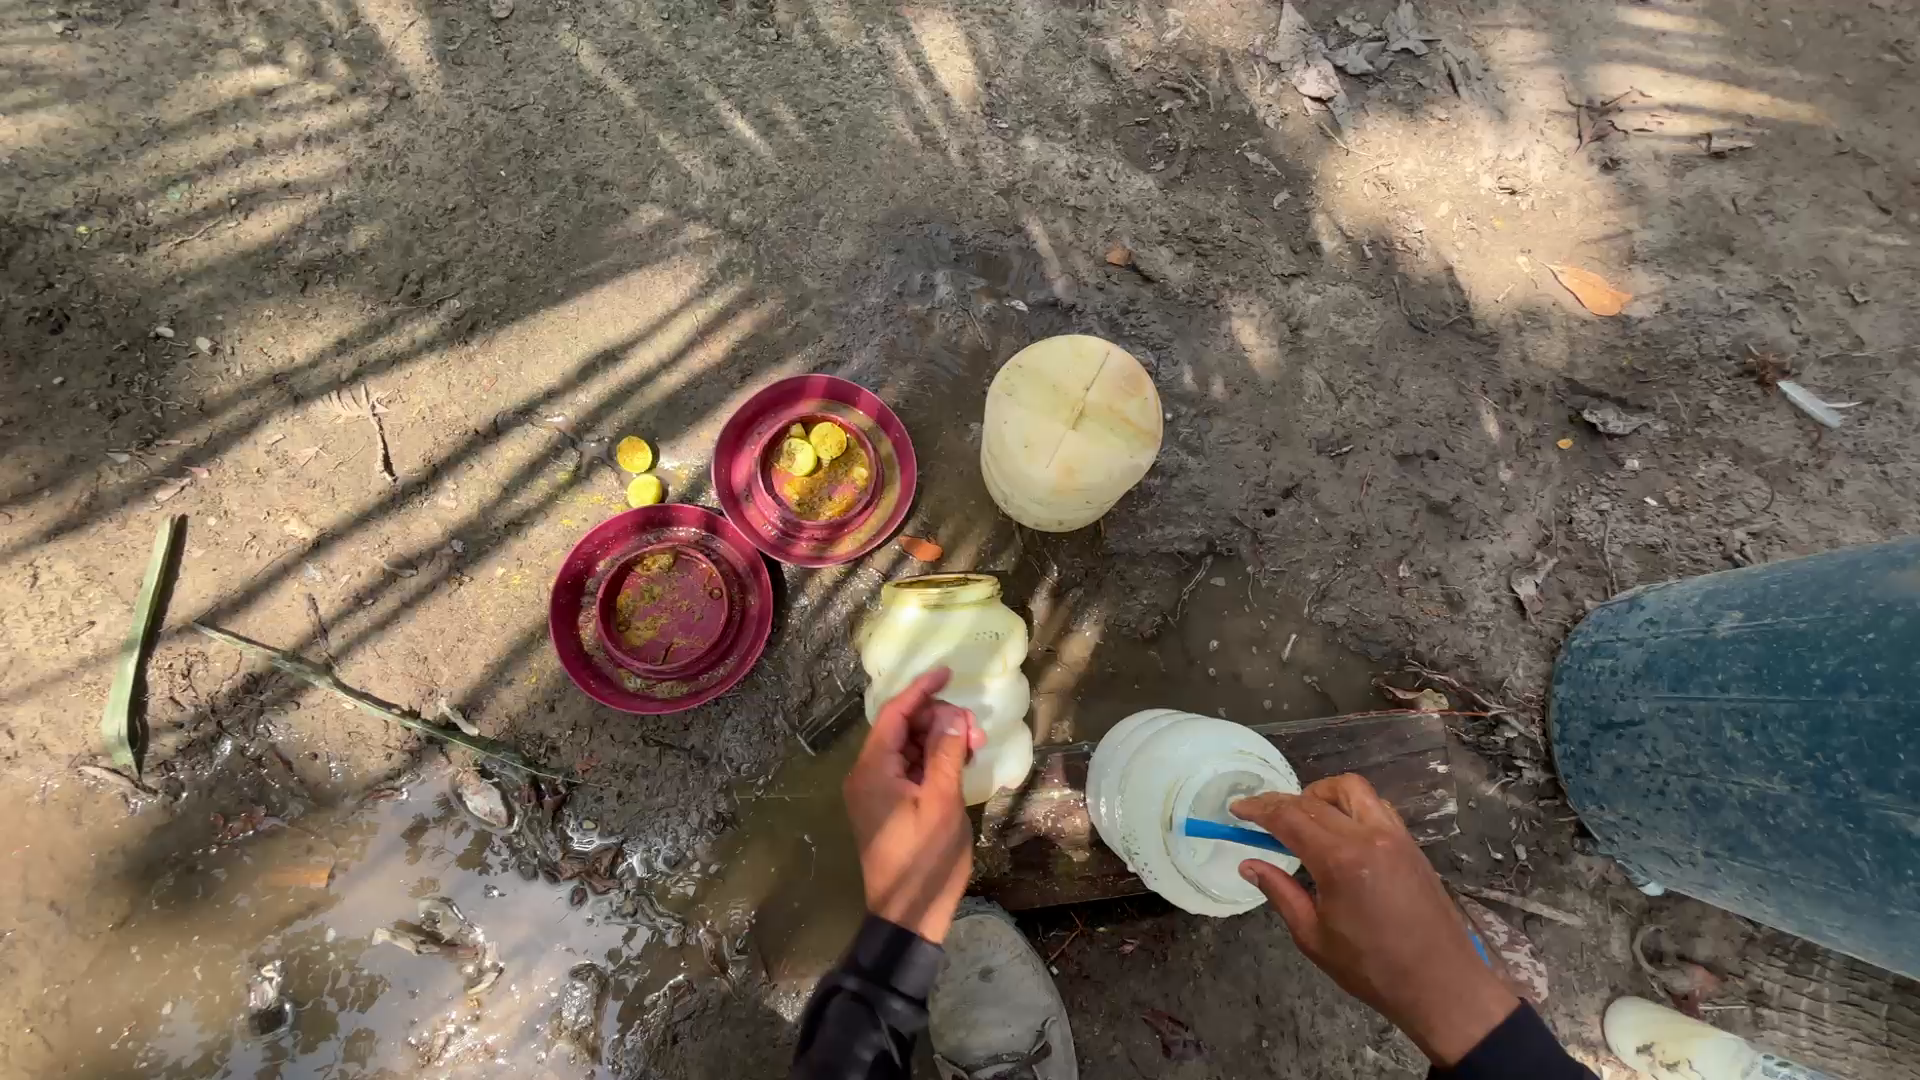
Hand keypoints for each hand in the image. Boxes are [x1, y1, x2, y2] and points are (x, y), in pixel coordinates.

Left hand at [843, 667, 982, 943]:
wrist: (907, 918)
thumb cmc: (924, 859)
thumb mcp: (942, 802)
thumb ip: (947, 753)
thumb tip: (954, 715)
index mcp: (872, 770)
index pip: (894, 714)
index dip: (921, 689)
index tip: (947, 672)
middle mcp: (867, 774)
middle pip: (902, 728)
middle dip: (938, 719)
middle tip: (975, 730)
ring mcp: (876, 791)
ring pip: (909, 747)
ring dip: (940, 739)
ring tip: (975, 746)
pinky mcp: (888, 805)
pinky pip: (910, 768)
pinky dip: (934, 759)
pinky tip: (961, 761)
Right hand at [1231, 775, 1517, 1066]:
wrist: (1445, 989)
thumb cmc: (1373, 969)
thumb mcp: (1313, 937)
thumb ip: (1279, 892)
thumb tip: (1248, 864)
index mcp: (1340, 861)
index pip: (1287, 816)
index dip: (1257, 808)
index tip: (1236, 809)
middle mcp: (1368, 837)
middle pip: (1312, 799)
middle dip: (1280, 802)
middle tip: (1260, 816)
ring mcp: (1394, 836)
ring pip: (1349, 789)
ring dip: (1319, 793)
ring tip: (1303, 815)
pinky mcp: (1410, 844)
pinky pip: (1375, 805)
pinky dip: (1349, 804)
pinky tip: (1339, 828)